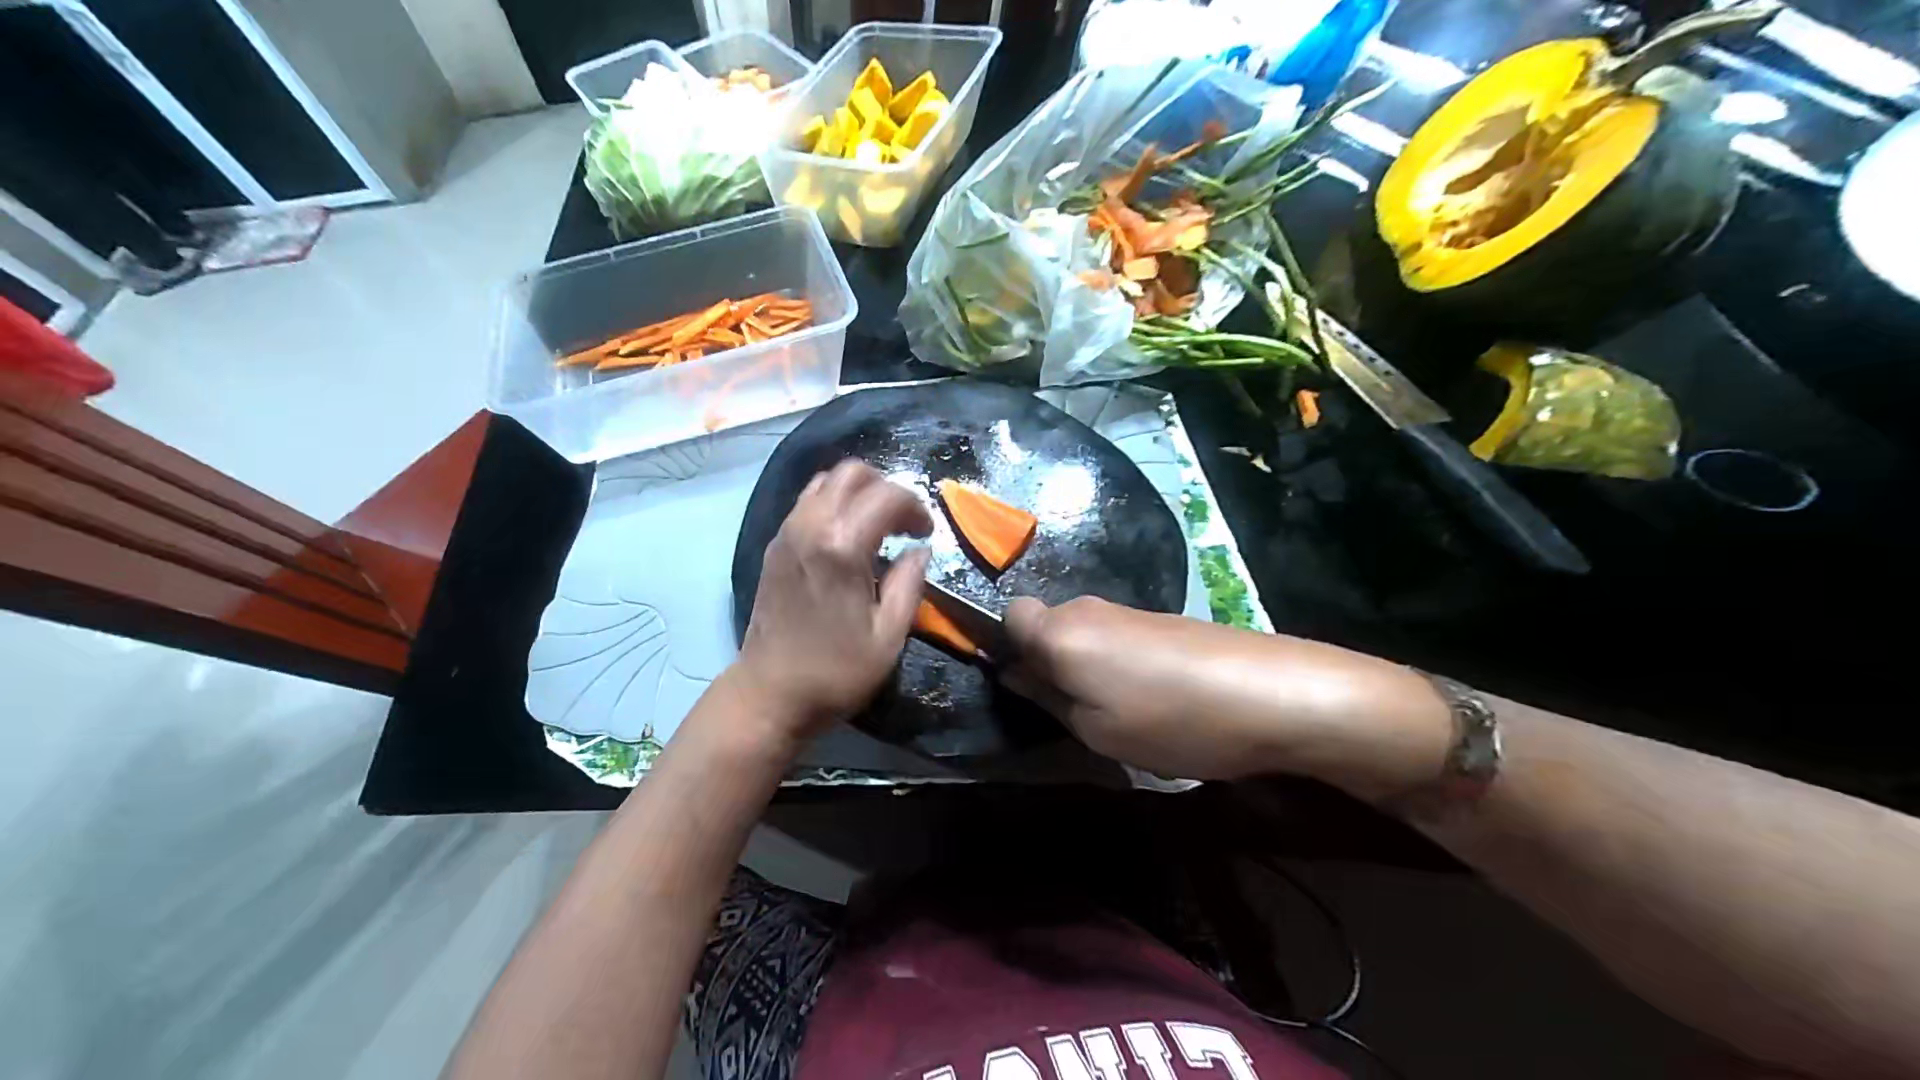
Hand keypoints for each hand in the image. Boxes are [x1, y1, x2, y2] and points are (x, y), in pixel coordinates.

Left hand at [733, 461, 931, 742]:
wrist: (769, 694)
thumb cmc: (835, 672)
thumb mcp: (888, 637)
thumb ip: (909, 584)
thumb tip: (919, 551)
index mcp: (841, 547)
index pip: (887, 496)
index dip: (916, 507)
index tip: (926, 535)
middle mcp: (809, 527)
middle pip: (852, 473)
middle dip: (887, 488)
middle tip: (904, 524)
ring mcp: (787, 533)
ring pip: (826, 481)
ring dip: (859, 493)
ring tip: (878, 527)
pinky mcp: (775, 545)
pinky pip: (808, 502)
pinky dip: (835, 504)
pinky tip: (848, 538)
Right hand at [1002, 596, 1454, 798]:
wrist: (1275, 693)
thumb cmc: (1171, 720)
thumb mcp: (1096, 729)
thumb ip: (1047, 698)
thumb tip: (1015, 672)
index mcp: (1060, 631)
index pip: (1008, 616)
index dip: (1007, 649)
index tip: (1027, 688)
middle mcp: (1087, 609)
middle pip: (1045, 625)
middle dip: (1048, 663)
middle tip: (1073, 713)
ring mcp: (1129, 611)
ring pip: (1083, 634)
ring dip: (1087, 668)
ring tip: (1121, 714)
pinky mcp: (1162, 620)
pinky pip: (1116, 638)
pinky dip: (1119, 665)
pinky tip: (1156, 700)